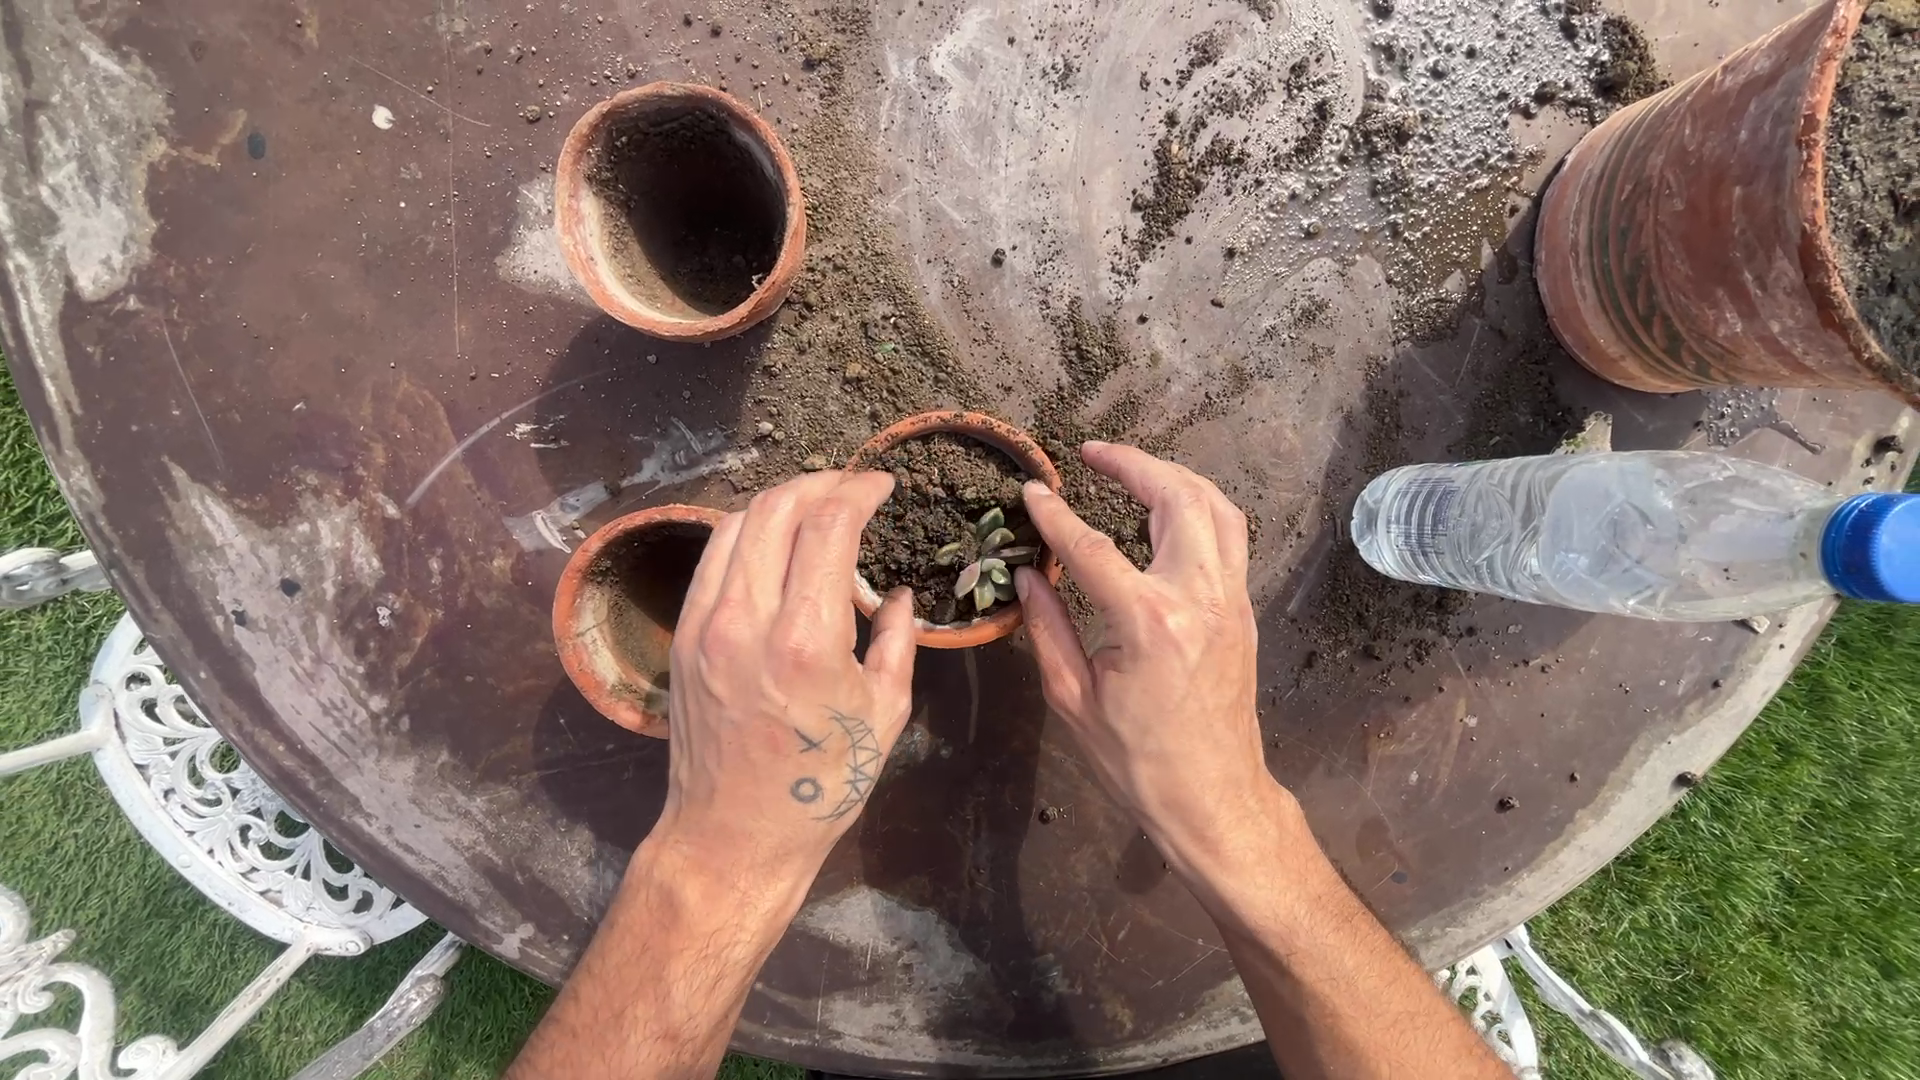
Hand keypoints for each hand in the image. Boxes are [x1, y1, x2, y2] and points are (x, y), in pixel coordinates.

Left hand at [653, 470, 918, 885]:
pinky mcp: (683, 634)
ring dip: (783, 499)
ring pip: (737, 521)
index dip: (859, 490)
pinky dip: (748, 529)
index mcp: (808, 639)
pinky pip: (714, 555)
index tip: (883, 485)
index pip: (828, 525)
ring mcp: (705, 623)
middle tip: (854, 487)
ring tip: (817, 504)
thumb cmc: (823, 783)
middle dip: (822, 482)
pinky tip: (774, 538)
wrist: (733, 834)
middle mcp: (748, 618)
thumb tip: (897, 595)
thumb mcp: (885, 713)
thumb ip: (897, 640)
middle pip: (777, 507)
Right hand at [1015, 442, 1278, 881]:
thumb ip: (1047, 627)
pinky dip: (1199, 505)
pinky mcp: (1244, 609)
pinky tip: (1169, 508)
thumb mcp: (1073, 699)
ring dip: (1173, 476)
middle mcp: (1199, 597)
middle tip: (1093, 453)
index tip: (1031, 491)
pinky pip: (1230, 534)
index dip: (1056, 515)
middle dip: (1133, 464)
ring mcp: (1232, 599)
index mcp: (1148, 622)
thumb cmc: (1136, 761)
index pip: (1092, 546)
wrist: (1215, 799)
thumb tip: (1026, 574)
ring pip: (1216, 507)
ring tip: (1131, 468)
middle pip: (1176, 499)